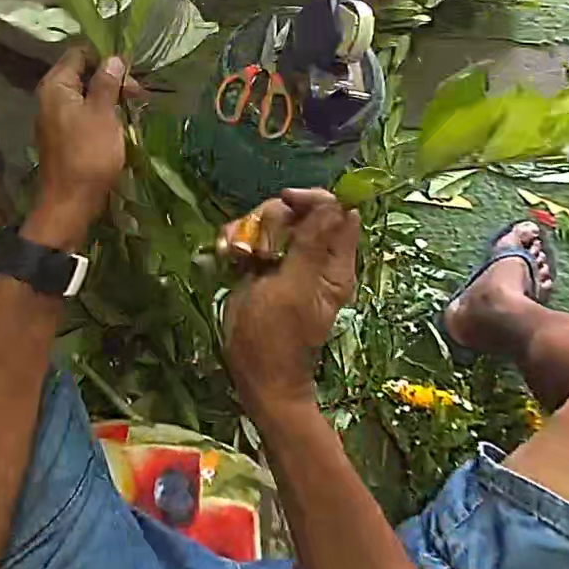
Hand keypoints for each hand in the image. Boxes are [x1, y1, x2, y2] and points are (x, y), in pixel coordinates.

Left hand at [23, 49, 140, 250]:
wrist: (70, 203)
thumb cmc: (88, 155)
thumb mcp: (102, 114)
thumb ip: (106, 82)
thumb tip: (113, 58)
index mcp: (56, 86)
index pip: (79, 54)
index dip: (105, 57)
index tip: (130, 69)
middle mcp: (51, 97)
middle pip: (83, 73)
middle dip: (112, 78)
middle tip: (139, 92)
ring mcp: (56, 117)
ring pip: (86, 94)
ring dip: (110, 96)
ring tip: (136, 106)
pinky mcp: (65, 134)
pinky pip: (85, 113)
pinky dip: (103, 112)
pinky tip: (121, 121)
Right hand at [222, 189, 360, 416]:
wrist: (252, 368)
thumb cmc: (277, 334)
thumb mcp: (294, 288)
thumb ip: (312, 244)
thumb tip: (337, 204)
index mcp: (334, 263)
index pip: (335, 212)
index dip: (312, 200)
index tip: (286, 202)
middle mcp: (314, 256)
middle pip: (298, 211)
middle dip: (274, 218)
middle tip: (259, 244)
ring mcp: (287, 258)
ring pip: (271, 219)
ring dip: (250, 228)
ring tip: (239, 254)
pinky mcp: (263, 262)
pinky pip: (252, 234)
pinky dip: (238, 238)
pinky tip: (231, 255)